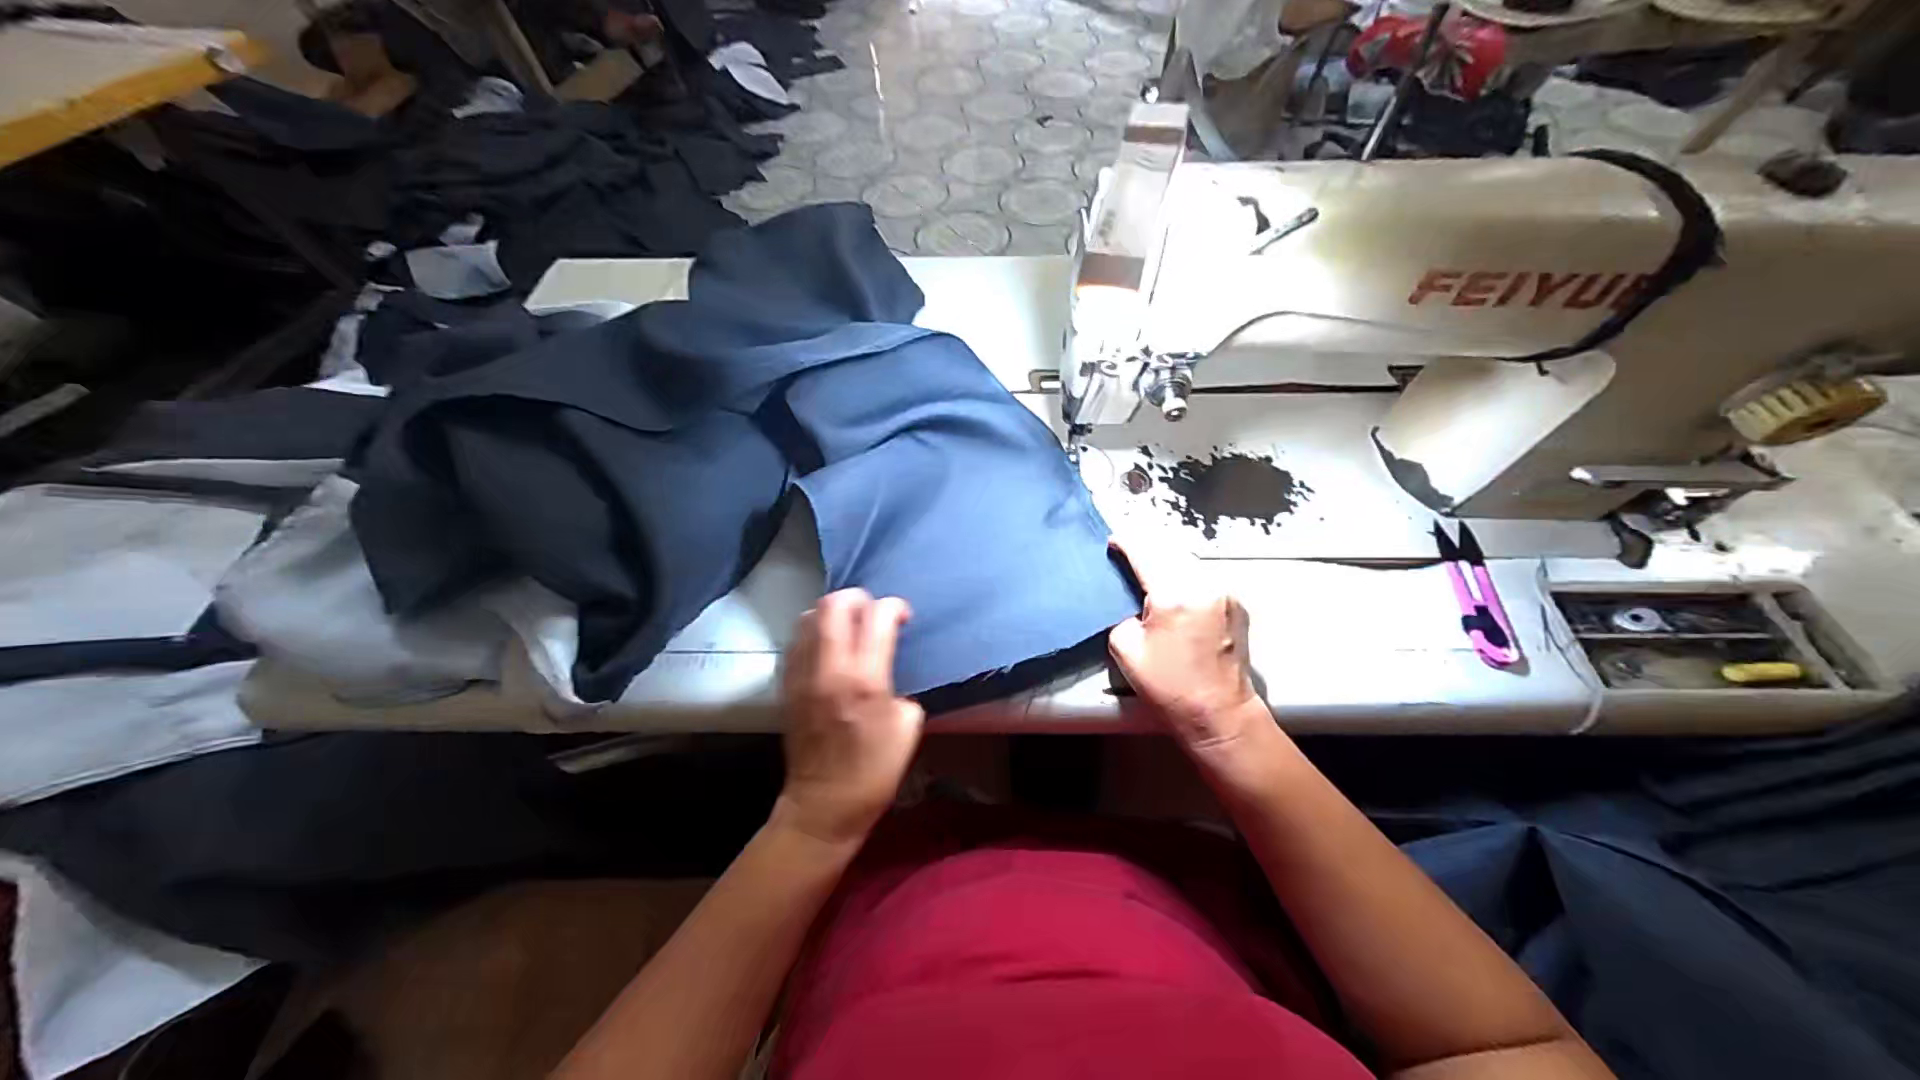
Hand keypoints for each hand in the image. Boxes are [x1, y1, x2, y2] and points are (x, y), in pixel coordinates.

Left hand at [776, 589, 924, 845]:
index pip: (877, 616)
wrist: (823, 806)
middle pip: (835, 604)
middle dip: (859, 598)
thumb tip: (887, 669)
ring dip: (833, 612)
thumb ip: (900, 686)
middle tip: (874, 613)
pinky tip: (828, 647)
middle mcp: (829, 668)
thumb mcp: (909, 727)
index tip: (903, 617)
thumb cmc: (874, 772)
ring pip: (809, 616)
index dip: (895, 607)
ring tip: (849, 626)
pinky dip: (814, 632)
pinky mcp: (786, 685)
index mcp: (866, 680)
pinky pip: (796, 641)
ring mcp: (802, 675)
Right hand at [1107, 534, 1275, 768]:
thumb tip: (1131, 600)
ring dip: (1167, 560)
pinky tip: (1173, 587)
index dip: (1126, 542)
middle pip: (1169, 549)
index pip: (1145, 552)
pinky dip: (1185, 575)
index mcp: (1173, 594)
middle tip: (1127, 550)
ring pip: (1188, 560)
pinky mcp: (1235, 604)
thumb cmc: (1170, 687)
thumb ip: (1122, 613)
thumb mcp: (1125, 649)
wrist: (1219, 713)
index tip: (1114, 541)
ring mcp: (1224, 593)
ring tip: (1148, 568)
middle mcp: (1203, 585)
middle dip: (1147, 547)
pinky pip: (1203, 577)